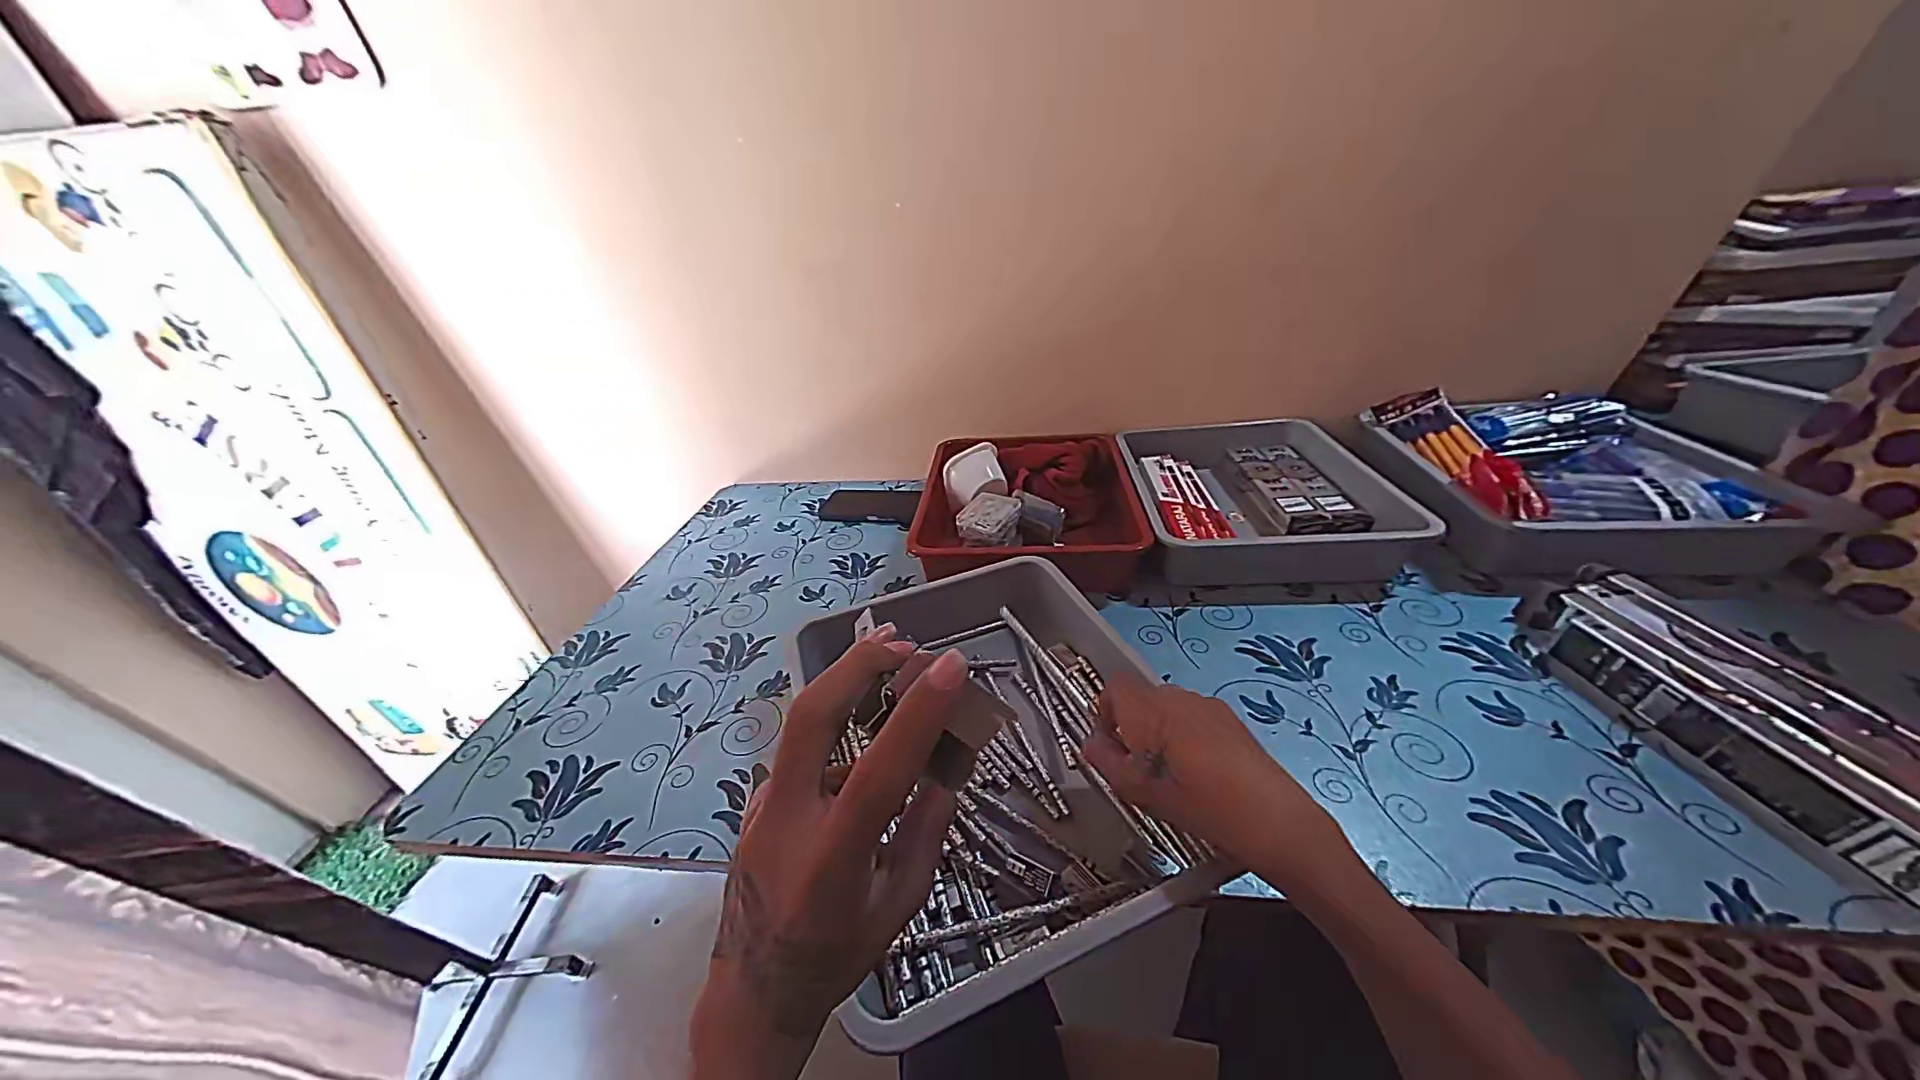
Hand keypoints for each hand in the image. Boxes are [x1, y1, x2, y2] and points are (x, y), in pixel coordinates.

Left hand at [689, 626, 967, 1079]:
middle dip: (856, 666)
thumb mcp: (899, 906)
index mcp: (833, 859)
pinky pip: (802, 748)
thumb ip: (926, 833)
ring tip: (887, 657)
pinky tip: (863, 726)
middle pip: (811, 718)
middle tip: (899, 642)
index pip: (878, 772)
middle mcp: (787, 820)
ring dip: (846, 681)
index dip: (917, 713)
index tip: (949, 668)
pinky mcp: (757, 799)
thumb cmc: (833, 956)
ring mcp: (763, 805)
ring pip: (800, 722)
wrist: (753, 988)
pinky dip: (838, 722)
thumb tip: (944, 773)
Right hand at [1083, 673, 1349, 882]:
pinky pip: (1189, 714)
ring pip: (1164, 706)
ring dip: (1155, 730)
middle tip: (1133, 764)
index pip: (1113, 688)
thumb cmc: (1212, 811)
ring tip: (1165, 772)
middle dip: (1129, 726)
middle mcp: (1181, 699)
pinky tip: (1193, 771)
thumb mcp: (1146, 794)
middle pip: (1138, 696)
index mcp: (1155, 712)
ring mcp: (1208, 706)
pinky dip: (1180, 734)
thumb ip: (1108, 764)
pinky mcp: (1228, 718)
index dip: (1103, 714)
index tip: (1107, 744)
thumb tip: (1091, 747)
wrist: (1279, 824)